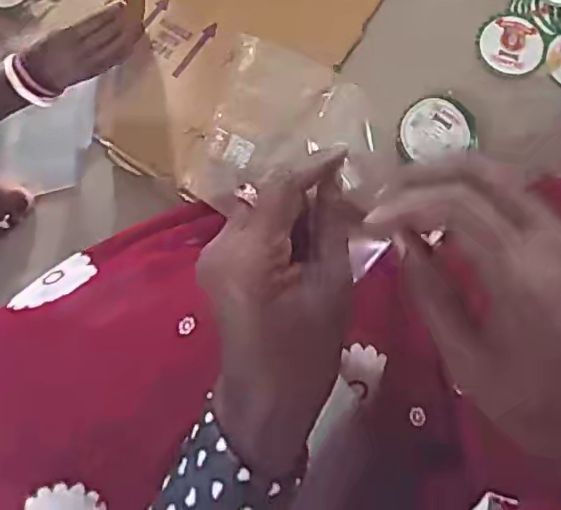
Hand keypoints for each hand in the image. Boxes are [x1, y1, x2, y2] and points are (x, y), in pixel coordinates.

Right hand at [18, 0, 145, 90]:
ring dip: (132, 29)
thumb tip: (109, 9)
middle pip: (112, 32)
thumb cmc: (46, 48)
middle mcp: (83, 50)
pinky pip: (119, 57)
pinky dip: (130, 44)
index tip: (123, 1)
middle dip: (127, 16)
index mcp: (68, 37)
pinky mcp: (99, 70)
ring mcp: (93, 62)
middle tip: (137, 3)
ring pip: (119, 45)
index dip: (111, 12)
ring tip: (139, 17)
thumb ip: (84, 23)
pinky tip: (136, 34)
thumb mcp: (59, 30)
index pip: (94, 22)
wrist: (37, 76)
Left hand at [201, 152, 359, 477]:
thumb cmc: (306, 352)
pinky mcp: (216, 261)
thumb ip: (330, 224)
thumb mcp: (332, 284)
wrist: (264, 405)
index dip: (314, 168)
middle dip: (307, 190)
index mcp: (249, 253)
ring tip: (333, 217)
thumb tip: (334, 180)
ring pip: (262, 206)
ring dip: (295, 206)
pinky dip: (281, 223)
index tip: (345, 155)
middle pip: (268, 193)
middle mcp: (222, 244)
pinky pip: (253, 225)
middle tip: (346, 197)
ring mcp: (213, 253)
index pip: (281, 187)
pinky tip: (308, 236)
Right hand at [366, 160, 560, 502]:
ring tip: (403, 196)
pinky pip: (506, 189)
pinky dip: (468, 188)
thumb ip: (432, 296)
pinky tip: (441, 211)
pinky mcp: (558, 227)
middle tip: (383, 194)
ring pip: (494, 171)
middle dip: (423, 174)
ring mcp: (555, 224)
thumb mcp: (470, 364)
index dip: (406, 204)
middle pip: (476, 171)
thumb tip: (400, 242)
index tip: (370, 220)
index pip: (456, 205)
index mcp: (520, 269)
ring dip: (445, 175)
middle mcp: (542, 231)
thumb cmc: (540, 402)